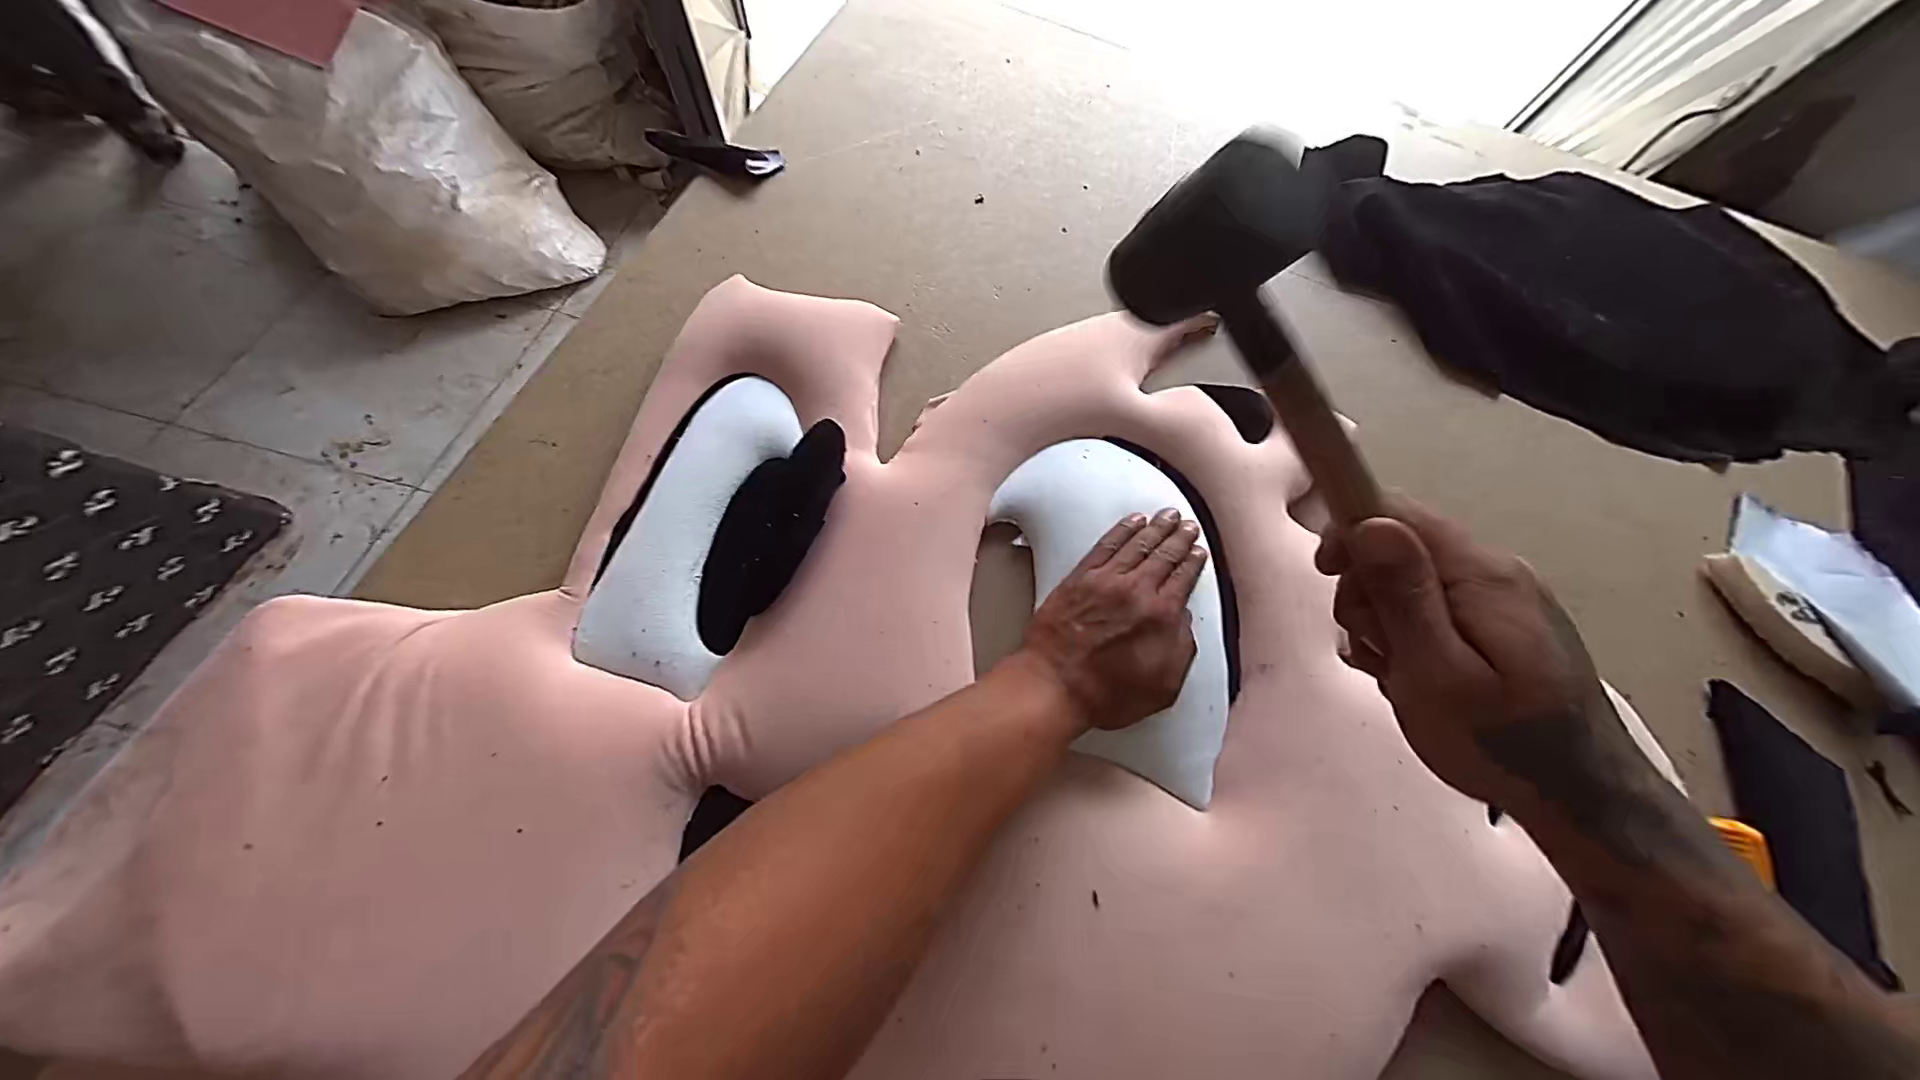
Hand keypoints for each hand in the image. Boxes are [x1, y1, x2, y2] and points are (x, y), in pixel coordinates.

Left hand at [1012, 509, 1206, 731]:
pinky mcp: (1079, 578)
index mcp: (1161, 616)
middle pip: (1163, 555)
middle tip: (1187, 524)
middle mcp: (1136, 591)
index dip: (1193, 561)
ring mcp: (1105, 581)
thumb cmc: (1105, 694)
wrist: (1054, 685)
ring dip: (1155, 527)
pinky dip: (1121, 530)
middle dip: (1178, 537)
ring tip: (1166, 515)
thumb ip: (1181, 649)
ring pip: (1136, 544)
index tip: (1199, 550)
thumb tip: (1183, 621)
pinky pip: (1105, 545)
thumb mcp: (1163, 686)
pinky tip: (1132, 522)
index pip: (1184, 578)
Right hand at [1315, 495, 1646, 807]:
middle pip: (1396, 546)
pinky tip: (1408, 671)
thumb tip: (1371, 524)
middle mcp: (1492, 573)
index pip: (1398, 512)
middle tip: (1375, 645)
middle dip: (1364, 590)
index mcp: (1481, 575)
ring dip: (1378, 618)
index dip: (1349, 532)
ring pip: (1403, 579)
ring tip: (1395, 668)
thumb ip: (1403, 595)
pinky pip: (1424, 605)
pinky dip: (1400, 632)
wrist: (1580, 799)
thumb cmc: (1502, 743)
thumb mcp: (1437, 672)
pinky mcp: (1493, 622)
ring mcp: (1495, 598)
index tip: (1326, 573)